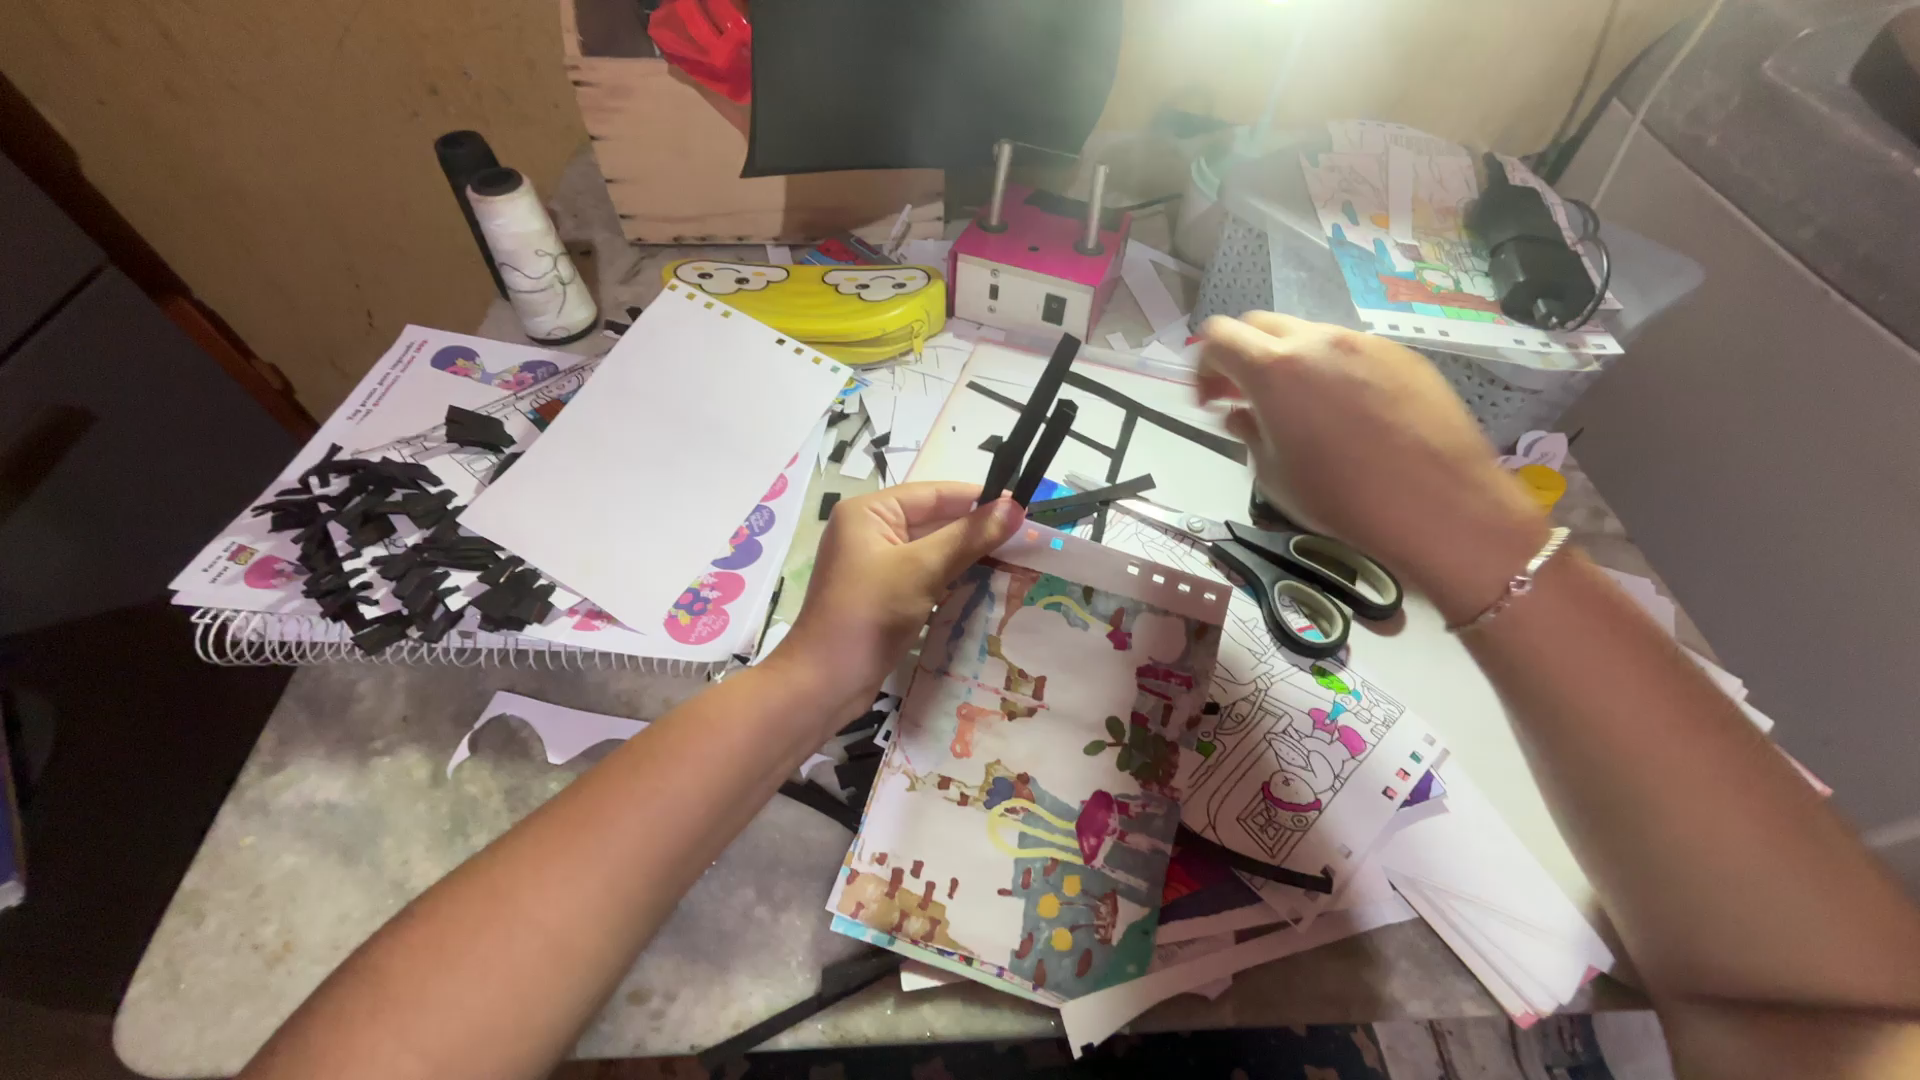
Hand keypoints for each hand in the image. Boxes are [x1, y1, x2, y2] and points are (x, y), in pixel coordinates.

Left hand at [769, 483, 1024, 723]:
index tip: (1024, 509)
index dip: (979, 500)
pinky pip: (925, 577)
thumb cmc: (869, 614)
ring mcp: (875, 566)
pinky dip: (953, 580)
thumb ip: (968, 537)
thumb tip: (1016, 508)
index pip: (934, 494)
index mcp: (869, 512)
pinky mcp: (884, 596)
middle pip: (934, 520)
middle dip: (977, 531)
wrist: (824, 682)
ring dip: (969, 557)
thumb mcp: (922, 569)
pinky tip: (986, 586)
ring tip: (1016, 561)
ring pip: (932, 551)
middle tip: (1027, 539)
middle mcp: (870, 531)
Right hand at [1197, 311, 1548, 623]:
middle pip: (1259, 325)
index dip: (1203, 367)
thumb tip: (1242, 414)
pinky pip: (1348, 351)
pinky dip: (1329, 371)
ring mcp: (1364, 343)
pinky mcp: (1401, 356)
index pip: (1217, 337)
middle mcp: (1317, 341)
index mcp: (1274, 369)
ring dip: (1286, 363)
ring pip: (1307, 335)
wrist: (1438, 504)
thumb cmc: (1340, 497)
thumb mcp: (1272, 473)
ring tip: (1296, 411)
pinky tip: (1344, 416)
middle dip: (1241, 357)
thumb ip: (1248, 432)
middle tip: (1243, 399)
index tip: (1209, 403)